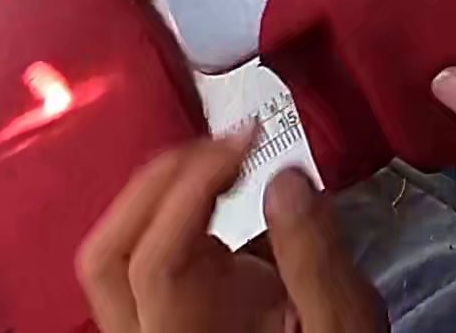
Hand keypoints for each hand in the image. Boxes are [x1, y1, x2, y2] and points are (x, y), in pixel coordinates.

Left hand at [77, 132, 385, 332]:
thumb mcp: (342, 322)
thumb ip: (315, 258)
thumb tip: (285, 182)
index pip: (156, 259)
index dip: (196, 185)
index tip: (246, 140)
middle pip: (113, 250)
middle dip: (169, 176)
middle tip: (226, 142)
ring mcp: (155, 320)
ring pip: (118, 245)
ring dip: (168, 181)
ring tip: (225, 151)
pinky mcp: (172, 299)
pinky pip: (145, 239)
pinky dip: (178, 193)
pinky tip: (224, 177)